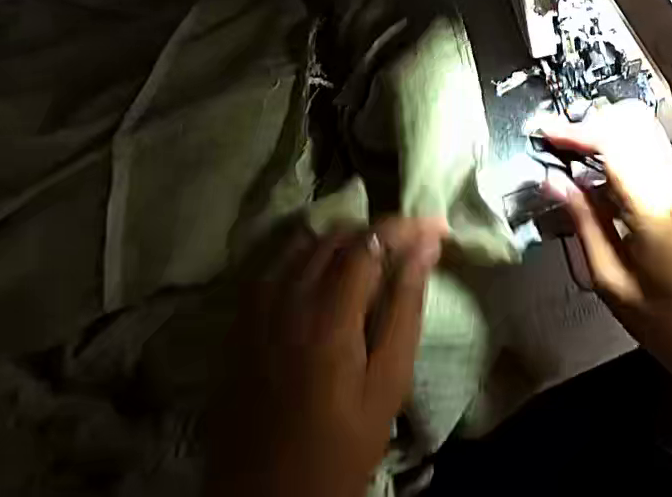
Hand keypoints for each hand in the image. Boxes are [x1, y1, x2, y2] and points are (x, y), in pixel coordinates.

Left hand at [206, 217, 444, 496]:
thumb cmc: (343, 444)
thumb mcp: (389, 380)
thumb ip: (406, 307)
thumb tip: (426, 248)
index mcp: (329, 319)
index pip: (369, 243)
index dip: (404, 226)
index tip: (433, 226)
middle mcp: (288, 306)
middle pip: (334, 239)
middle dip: (376, 232)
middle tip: (407, 245)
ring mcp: (256, 317)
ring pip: (299, 247)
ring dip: (339, 239)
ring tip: (369, 254)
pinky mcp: (238, 331)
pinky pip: (269, 270)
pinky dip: (300, 255)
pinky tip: (318, 267)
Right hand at [536, 100, 671, 363]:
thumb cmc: (666, 321)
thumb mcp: (611, 281)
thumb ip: (583, 223)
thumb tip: (555, 182)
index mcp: (659, 210)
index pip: (615, 144)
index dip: (576, 132)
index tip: (548, 132)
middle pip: (633, 126)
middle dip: (592, 127)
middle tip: (560, 144)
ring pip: (647, 134)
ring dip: (610, 137)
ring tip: (578, 160)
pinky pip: (659, 154)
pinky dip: (630, 154)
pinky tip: (609, 179)